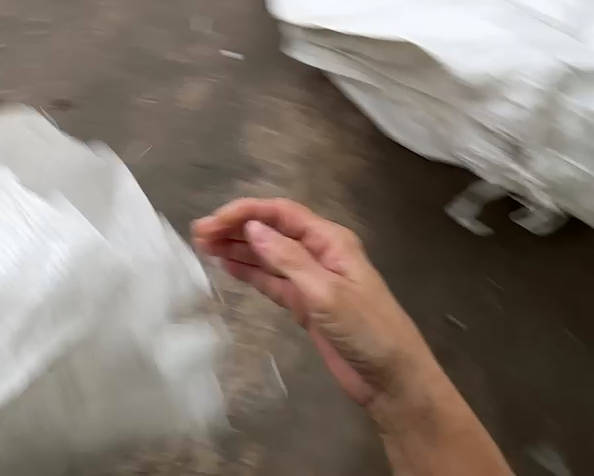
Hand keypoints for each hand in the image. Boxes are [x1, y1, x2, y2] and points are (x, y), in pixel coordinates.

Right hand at [191, 198, 441, 412]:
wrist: (394, 382)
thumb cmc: (367, 330)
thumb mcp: (327, 293)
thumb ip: (288, 259)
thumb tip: (252, 228)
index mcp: (329, 240)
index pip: (280, 213)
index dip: (246, 212)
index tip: (214, 220)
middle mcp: (318, 252)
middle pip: (271, 230)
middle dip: (236, 228)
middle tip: (200, 233)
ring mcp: (310, 278)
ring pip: (267, 254)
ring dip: (238, 248)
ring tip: (204, 246)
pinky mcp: (305, 303)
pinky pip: (271, 280)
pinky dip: (249, 272)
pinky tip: (226, 266)